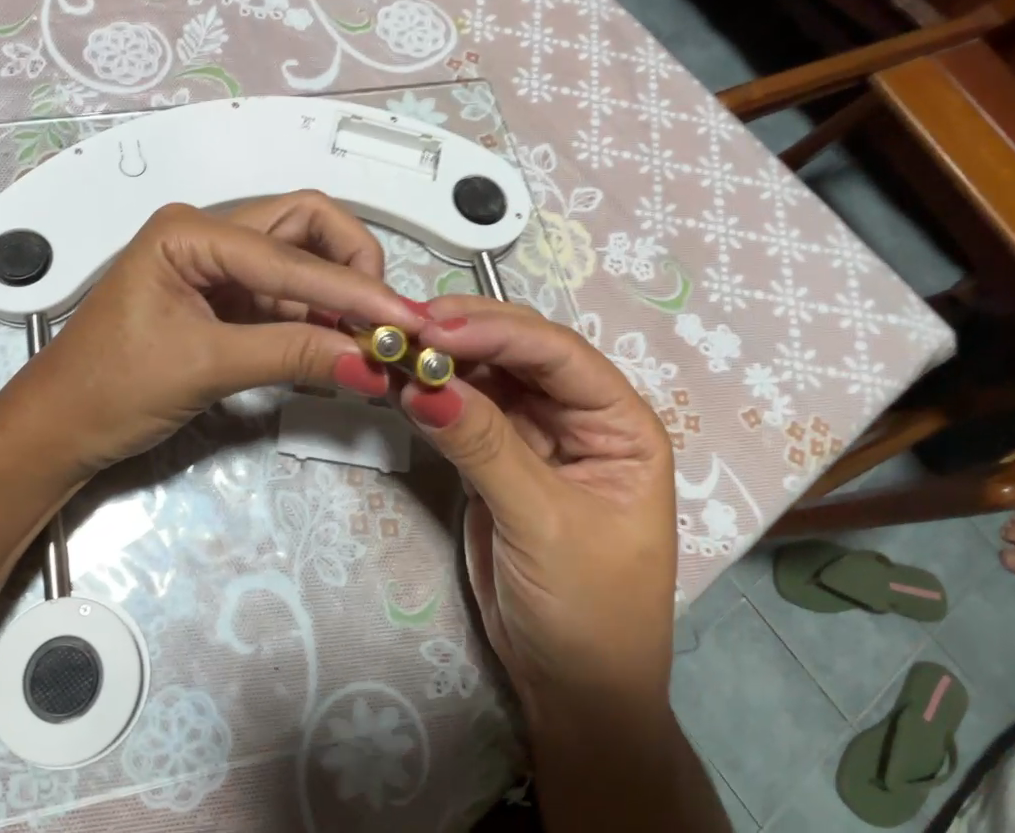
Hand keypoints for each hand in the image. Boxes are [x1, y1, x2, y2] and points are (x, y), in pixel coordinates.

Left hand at [0, 193, 426, 481]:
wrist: (57, 430)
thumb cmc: (109, 388)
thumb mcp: (204, 366)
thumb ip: (291, 354)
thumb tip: (372, 364)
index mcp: (189, 231)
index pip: (289, 253)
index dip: (352, 288)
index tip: (404, 321)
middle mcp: (206, 237)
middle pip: (303, 226)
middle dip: (351, 264)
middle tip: (386, 315)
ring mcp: (215, 270)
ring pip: (298, 263)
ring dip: (337, 295)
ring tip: (372, 338)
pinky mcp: (221, 304)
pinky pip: (283, 299)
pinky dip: (315, 318)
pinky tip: (339, 345)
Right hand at [396, 297, 677, 715]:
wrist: (572, 688)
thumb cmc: (588, 609)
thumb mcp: (543, 524)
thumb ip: (486, 448)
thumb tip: (422, 385)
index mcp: (621, 425)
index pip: (559, 356)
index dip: (497, 333)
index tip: (432, 328)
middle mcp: (581, 420)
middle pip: (522, 355)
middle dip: (466, 335)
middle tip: (403, 325)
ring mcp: (536, 439)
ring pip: (488, 379)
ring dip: (444, 361)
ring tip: (393, 346)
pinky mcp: (498, 462)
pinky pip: (465, 414)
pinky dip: (434, 397)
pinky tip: (402, 382)